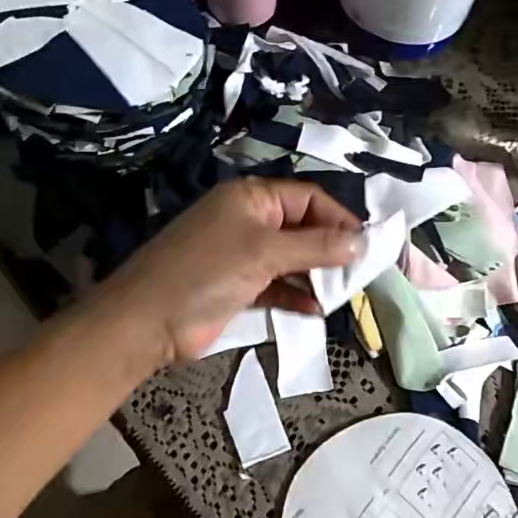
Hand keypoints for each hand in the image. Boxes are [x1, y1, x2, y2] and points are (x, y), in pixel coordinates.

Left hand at [89, 178, 361, 365]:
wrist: (148, 319)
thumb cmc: (206, 273)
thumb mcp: (263, 252)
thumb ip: (315, 246)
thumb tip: (360, 242)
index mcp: (250, 198)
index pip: (308, 198)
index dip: (340, 218)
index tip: (369, 246)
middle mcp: (246, 221)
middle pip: (303, 228)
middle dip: (332, 250)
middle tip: (364, 275)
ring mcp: (240, 255)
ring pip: (291, 260)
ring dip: (316, 275)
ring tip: (343, 294)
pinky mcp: (235, 287)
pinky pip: (276, 286)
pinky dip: (295, 295)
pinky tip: (315, 309)